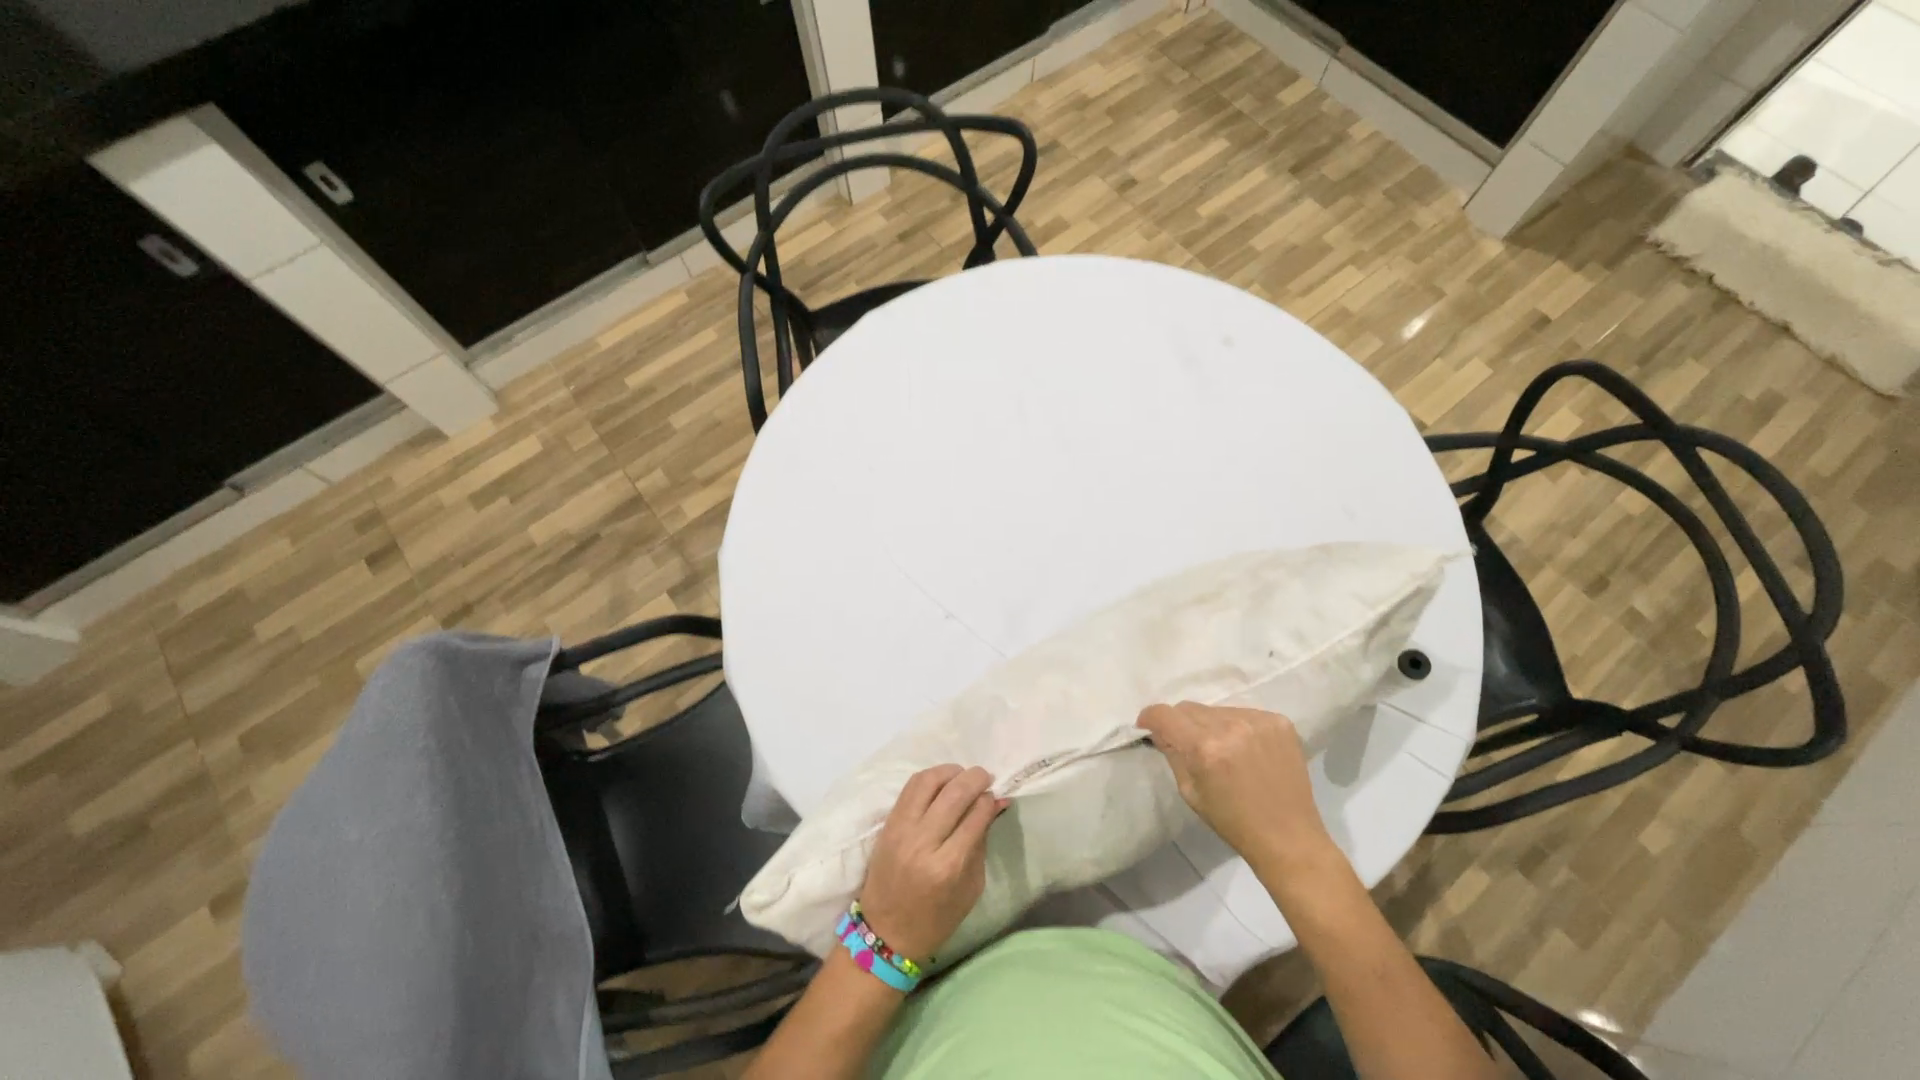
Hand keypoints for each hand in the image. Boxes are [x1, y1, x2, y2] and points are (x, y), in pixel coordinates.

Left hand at [858, 765, 1002, 960]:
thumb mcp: (971, 888)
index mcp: (947, 866)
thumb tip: (995, 804)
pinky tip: (943, 782)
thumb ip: (981, 843)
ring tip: (963, 776)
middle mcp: (922, 843)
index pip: (975, 816)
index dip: (989, 800)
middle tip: (986, 777)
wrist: (886, 932)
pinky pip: (910, 788)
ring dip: (950, 772)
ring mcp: (901, 830)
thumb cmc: (936, 919)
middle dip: (975, 778)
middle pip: (953, 794)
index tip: (996, 796)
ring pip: (927, 782)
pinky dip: (930, 778)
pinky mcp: (887, 824)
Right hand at [1137, 702, 1333, 866]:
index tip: (1148, 727)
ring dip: (1210, 724)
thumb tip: (1160, 730)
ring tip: (1221, 749)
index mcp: (1205, 748)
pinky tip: (1246, 750)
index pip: (1164, 714)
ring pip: (1217, 709)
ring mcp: (1259, 721)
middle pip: (1189, 708)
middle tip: (1186, 744)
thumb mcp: (1190, 792)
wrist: (1287, 836)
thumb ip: (1172, 754)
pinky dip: (1237, 727)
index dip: (1150, 718)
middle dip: (1180, 723)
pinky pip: (1244, 713)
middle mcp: (1231, 726)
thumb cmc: (1232, 822)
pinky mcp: (1280, 722)